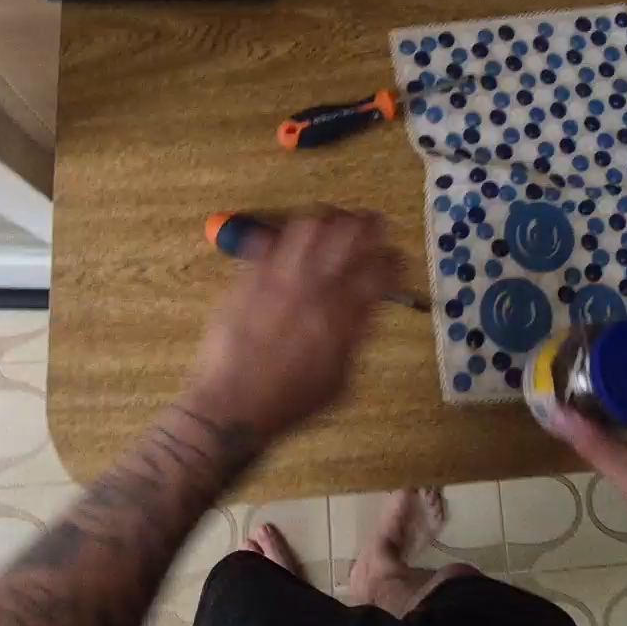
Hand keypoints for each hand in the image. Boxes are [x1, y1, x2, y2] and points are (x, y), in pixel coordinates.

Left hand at [187, 211, 396, 442]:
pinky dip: (282, 236)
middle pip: (348, 236)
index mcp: (343, 316)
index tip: (394, 258)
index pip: (380, 272)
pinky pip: (267, 240)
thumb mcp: (339, 378)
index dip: (392, 260)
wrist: (232, 406)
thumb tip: (365, 311)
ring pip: (309, 227)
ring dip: (326, 220)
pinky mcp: (248, 278)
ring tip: (331, 222)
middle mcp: (313, 290)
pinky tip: (288, 241)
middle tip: (371, 223)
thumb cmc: (289, 402)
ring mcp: (278, 280)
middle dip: (367, 225)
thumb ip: (355, 337)